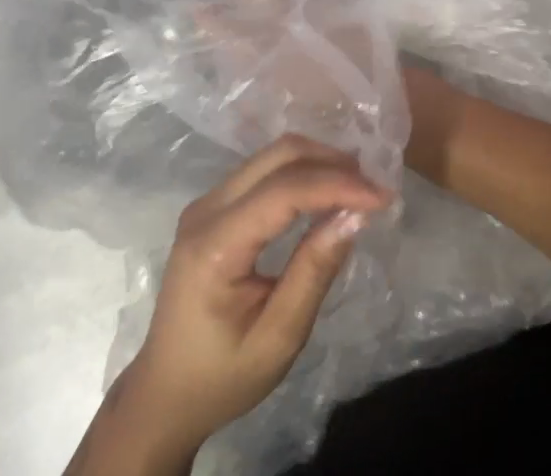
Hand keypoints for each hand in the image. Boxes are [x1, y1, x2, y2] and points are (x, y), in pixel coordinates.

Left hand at [119, 135, 390, 449]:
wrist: (166, 394)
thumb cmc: (224, 375)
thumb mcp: (279, 336)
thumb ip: (314, 271)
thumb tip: (355, 216)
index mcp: (215, 247)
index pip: (284, 191)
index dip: (339, 185)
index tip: (385, 198)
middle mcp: (205, 212)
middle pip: (278, 157)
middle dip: (333, 163)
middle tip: (376, 190)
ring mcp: (206, 205)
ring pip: (272, 157)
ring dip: (321, 164)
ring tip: (360, 191)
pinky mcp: (213, 209)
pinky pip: (265, 172)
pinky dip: (304, 174)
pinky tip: (329, 194)